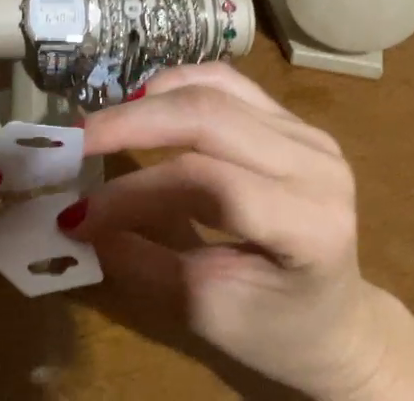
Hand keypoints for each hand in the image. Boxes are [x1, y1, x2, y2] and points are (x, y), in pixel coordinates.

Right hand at [61, 63, 413, 400]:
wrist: (340, 322)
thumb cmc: (277, 330)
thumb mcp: (207, 314)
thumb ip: (142, 263)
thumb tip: (73, 222)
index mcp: (309, 223)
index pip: (210, 185)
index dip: (136, 192)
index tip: (75, 211)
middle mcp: (316, 164)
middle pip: (210, 117)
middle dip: (131, 124)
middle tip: (74, 142)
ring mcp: (307, 132)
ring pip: (214, 87)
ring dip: (149, 100)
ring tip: (102, 125)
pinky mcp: (291, 118)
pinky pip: (225, 83)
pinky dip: (175, 86)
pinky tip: (143, 104)